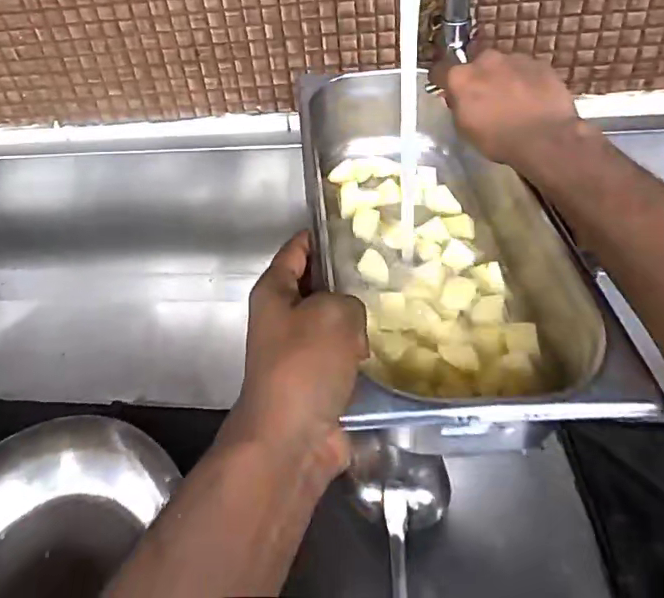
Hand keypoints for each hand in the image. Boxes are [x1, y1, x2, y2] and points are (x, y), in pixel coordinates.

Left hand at [222, 232, 366, 475]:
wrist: (291, 437)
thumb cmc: (305, 365)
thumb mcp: (332, 314)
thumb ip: (348, 300)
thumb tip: (349, 321)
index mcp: (273, 291)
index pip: (296, 250)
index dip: (318, 236)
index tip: (347, 227)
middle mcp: (279, 316)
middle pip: (313, 285)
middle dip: (343, 279)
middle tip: (383, 269)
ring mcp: (295, 350)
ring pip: (328, 322)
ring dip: (353, 320)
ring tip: (390, 308)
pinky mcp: (313, 380)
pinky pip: (338, 354)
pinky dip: (355, 353)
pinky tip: (382, 351)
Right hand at [430, 49, 586, 171]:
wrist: (546, 140)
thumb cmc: (498, 139)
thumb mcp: (465, 127)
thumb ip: (458, 105)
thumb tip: (459, 97)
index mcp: (460, 77)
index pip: (440, 70)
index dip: (443, 81)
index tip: (447, 90)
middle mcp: (485, 60)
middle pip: (476, 63)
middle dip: (479, 76)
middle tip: (487, 96)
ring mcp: (515, 60)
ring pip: (503, 64)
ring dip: (504, 76)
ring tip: (515, 98)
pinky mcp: (541, 65)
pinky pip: (528, 69)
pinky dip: (527, 80)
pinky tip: (534, 98)